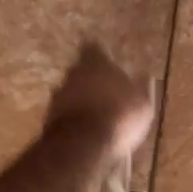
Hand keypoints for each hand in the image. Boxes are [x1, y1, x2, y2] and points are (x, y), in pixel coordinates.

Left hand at [46, 43, 154, 159]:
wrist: (82, 143)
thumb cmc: (118, 116)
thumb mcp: (142, 103)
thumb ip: (140, 87)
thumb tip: (143, 76)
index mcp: (95, 62)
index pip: (94, 48)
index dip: (100, 56)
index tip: (107, 64)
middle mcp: (72, 72)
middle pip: (80, 71)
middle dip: (91, 80)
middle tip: (105, 93)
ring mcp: (57, 95)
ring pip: (71, 92)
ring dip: (81, 101)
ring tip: (97, 116)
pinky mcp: (49, 117)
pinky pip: (65, 113)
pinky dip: (74, 119)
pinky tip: (87, 131)